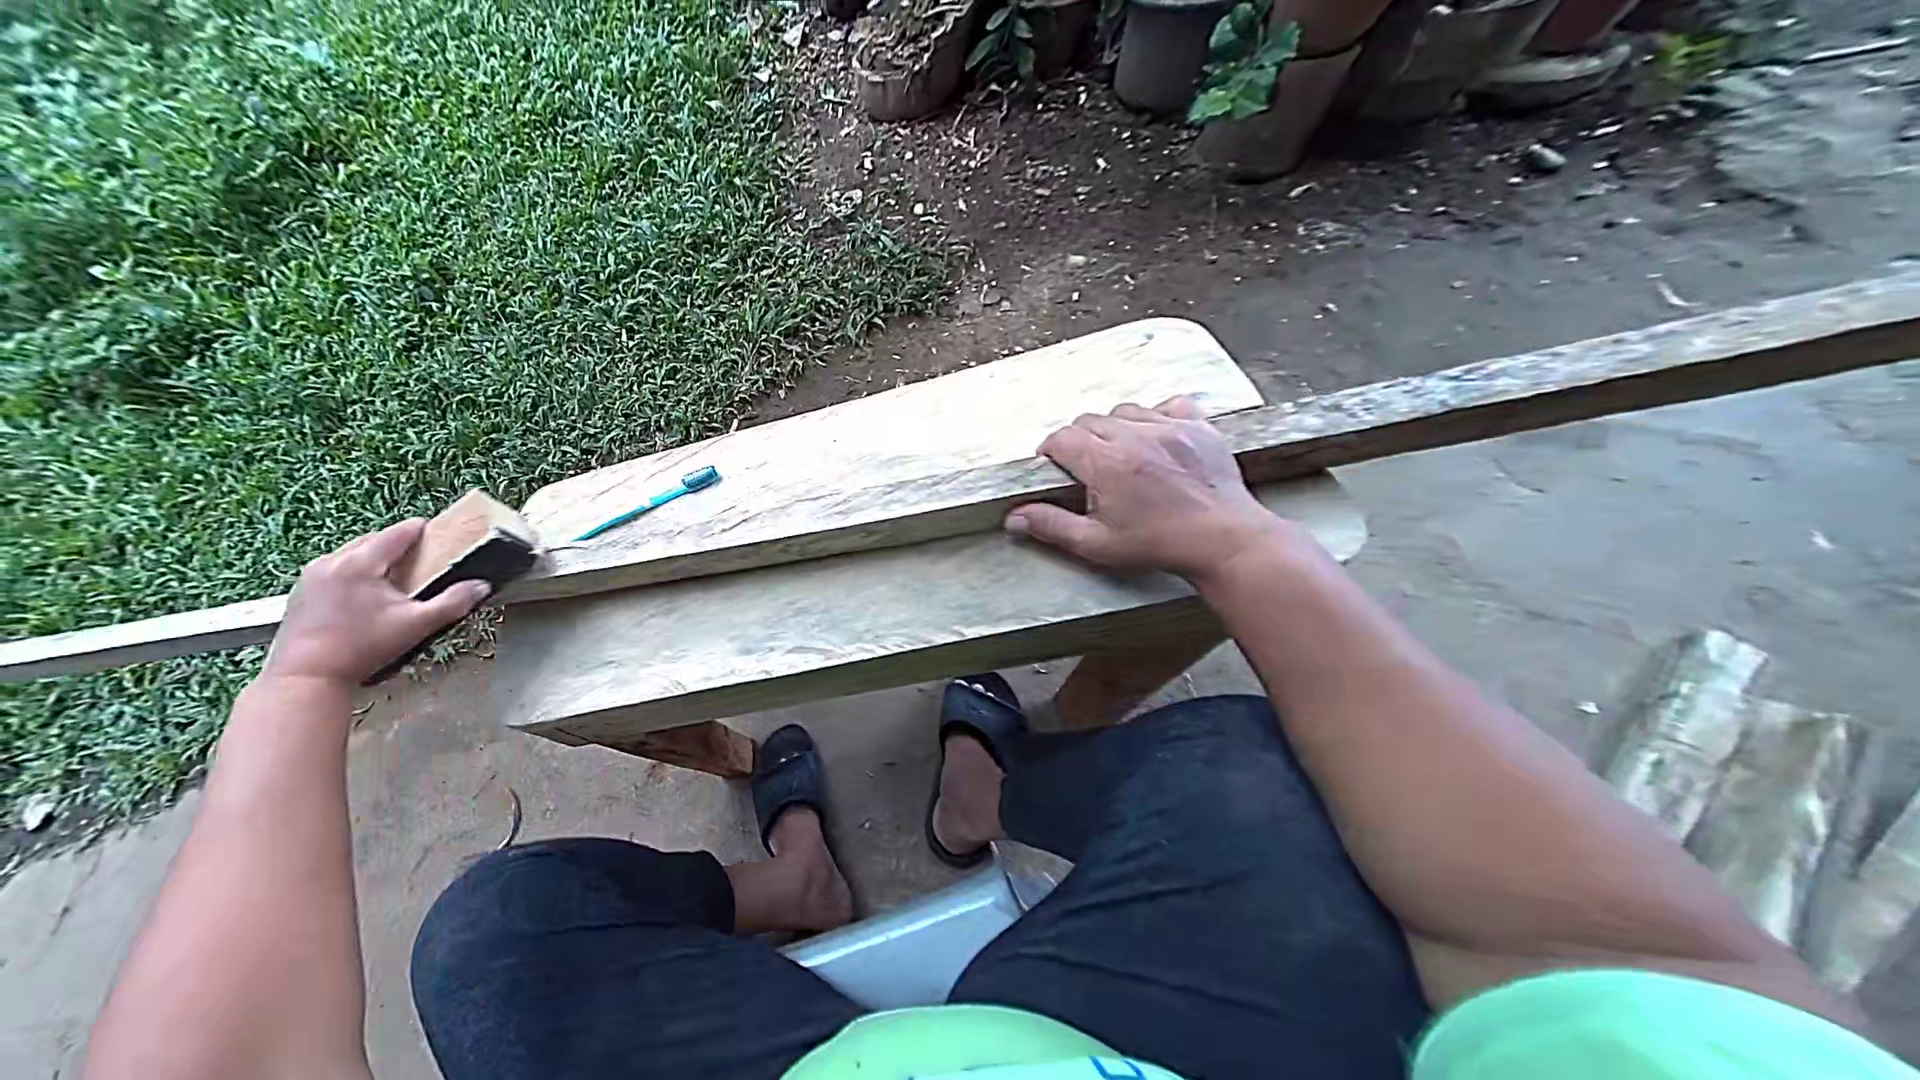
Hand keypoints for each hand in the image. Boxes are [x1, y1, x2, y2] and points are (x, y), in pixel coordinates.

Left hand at [262, 519, 490, 686]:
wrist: (306, 678)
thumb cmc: (360, 648)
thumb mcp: (417, 625)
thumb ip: (453, 602)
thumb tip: (481, 586)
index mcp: (359, 563)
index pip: (399, 532)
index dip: (424, 530)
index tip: (441, 534)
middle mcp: (330, 562)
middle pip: (374, 539)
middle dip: (400, 547)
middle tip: (423, 562)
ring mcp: (310, 577)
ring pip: (353, 554)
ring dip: (377, 560)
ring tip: (396, 580)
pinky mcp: (300, 592)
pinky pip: (335, 569)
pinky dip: (356, 574)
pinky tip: (368, 596)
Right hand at [1005, 397, 1297, 582]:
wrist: (1223, 540)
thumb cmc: (1162, 544)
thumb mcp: (1097, 544)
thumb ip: (1052, 526)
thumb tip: (1016, 518)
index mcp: (1106, 464)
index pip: (1062, 438)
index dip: (1051, 450)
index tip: (1054, 463)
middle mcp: (1135, 437)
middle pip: (1089, 420)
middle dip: (1079, 439)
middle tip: (1085, 465)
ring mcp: (1169, 428)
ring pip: (1125, 410)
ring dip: (1114, 427)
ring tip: (1119, 453)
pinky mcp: (1197, 427)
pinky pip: (1168, 405)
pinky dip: (1156, 416)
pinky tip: (1155, 438)